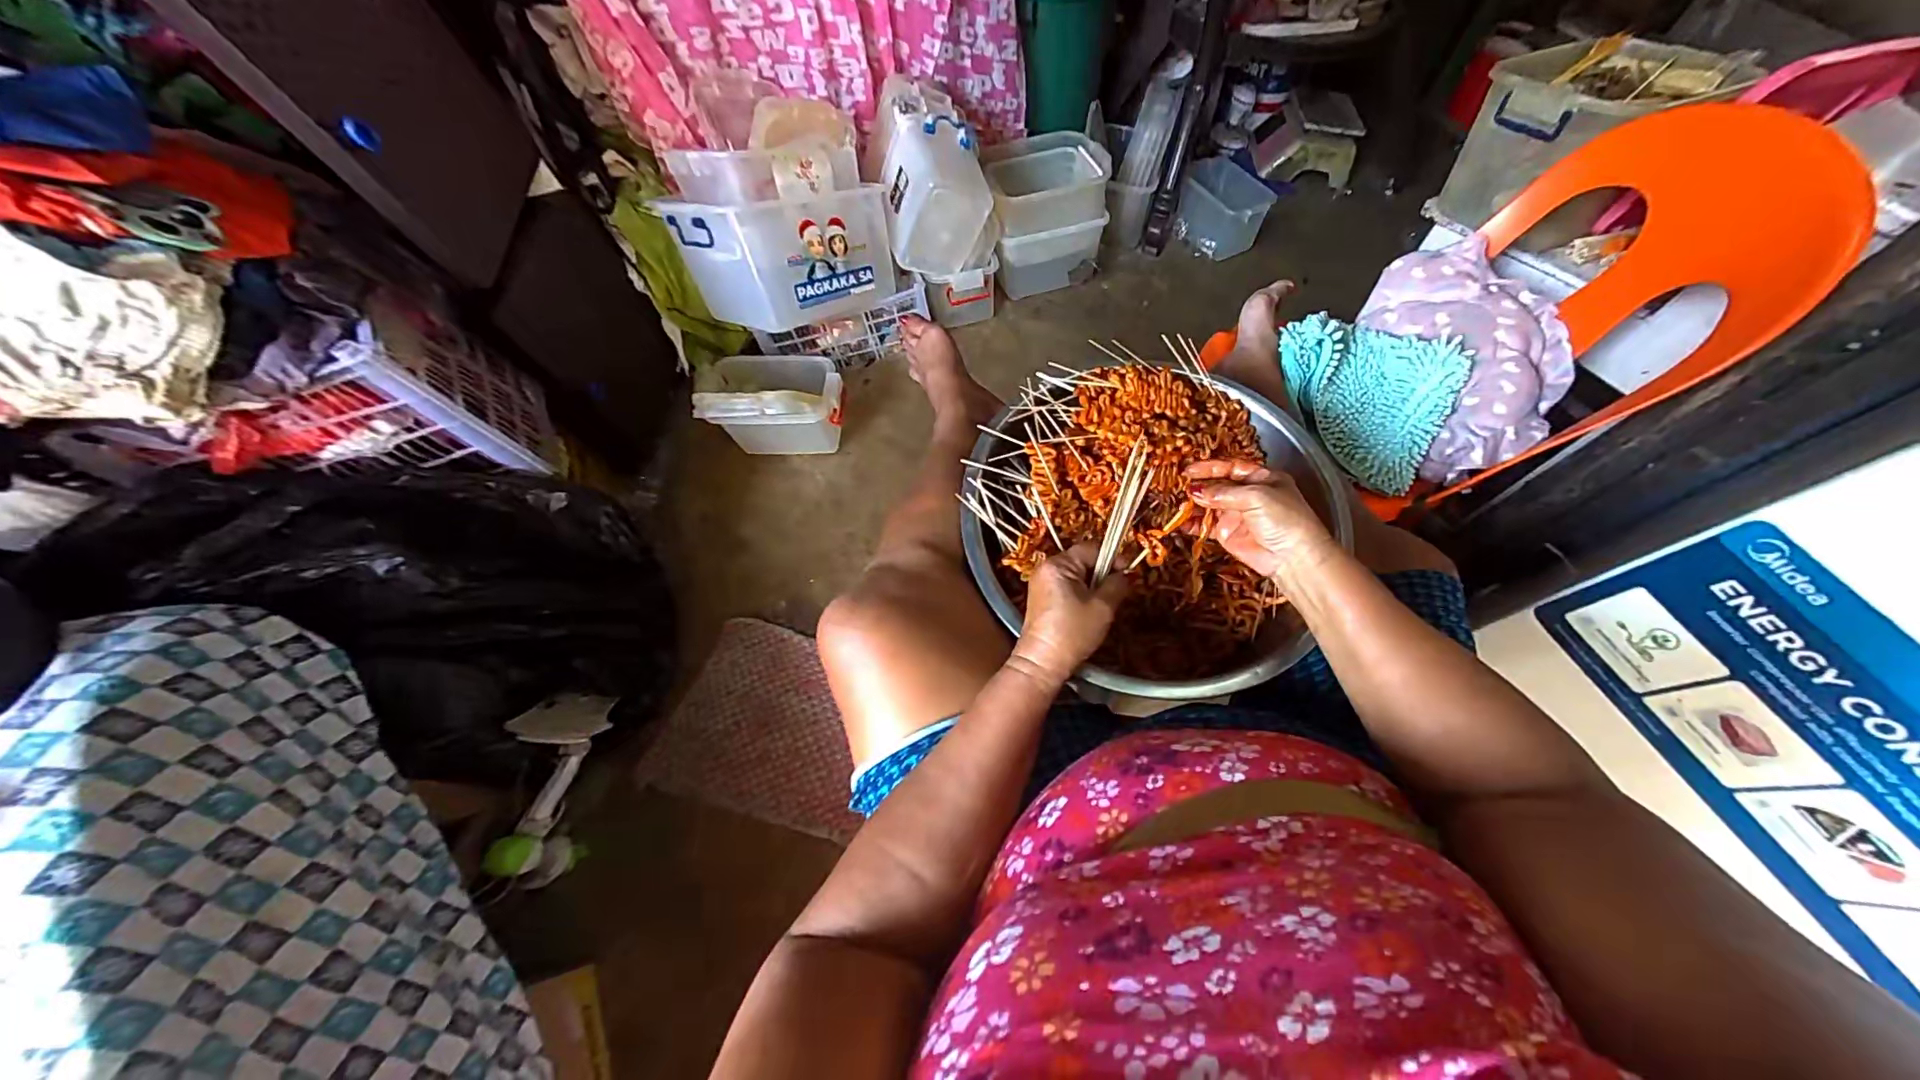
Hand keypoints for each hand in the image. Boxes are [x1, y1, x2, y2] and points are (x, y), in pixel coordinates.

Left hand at [1011, 541, 1128, 682]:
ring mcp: (1040, 583)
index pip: (1091, 548)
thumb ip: (1117, 584)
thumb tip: (1124, 574)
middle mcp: (1045, 568)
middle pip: (1082, 560)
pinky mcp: (1040, 598)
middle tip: (1117, 591)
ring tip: (1104, 605)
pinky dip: (1080, 594)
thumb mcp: (1103, 607)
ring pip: (1075, 575)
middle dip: (1102, 573)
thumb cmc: (1072, 633)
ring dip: (1092, 585)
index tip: (1128, 571)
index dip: (1113, 557)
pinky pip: (1065, 587)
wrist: (1041, 662)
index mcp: (1058, 565)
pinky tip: (1088, 612)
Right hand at [1184, 460, 1336, 579]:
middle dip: (1197, 486)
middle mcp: (1246, 494)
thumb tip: (1196, 492)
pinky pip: (1204, 526)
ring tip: (1175, 504)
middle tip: (1177, 487)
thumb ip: (1224, 492)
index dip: (1209, 468)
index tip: (1189, 470)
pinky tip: (1179, 522)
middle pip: (1216, 486)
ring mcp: (1235, 514)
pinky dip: (1191, 524)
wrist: (1293, 556)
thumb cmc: (1286, 519)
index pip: (1230, 467)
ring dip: (1191, 505)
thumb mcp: (1257, 496)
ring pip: (1207, 505)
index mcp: (1260, 478)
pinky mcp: (1226, 533)